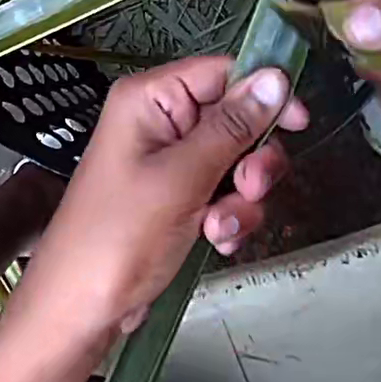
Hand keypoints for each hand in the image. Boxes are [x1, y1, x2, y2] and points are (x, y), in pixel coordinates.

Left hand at [6, 56, 308, 347]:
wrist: (82, 308)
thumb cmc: (120, 235)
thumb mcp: (182, 177)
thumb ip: (233, 127)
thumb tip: (276, 77)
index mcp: (150, 99)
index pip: (221, 72)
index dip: (263, 94)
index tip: (298, 123)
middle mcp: (161, 122)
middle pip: (236, 119)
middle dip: (251, 160)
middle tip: (248, 187)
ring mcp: (170, 161)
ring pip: (236, 161)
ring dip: (239, 198)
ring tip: (218, 226)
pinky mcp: (178, 196)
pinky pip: (222, 192)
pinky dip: (227, 216)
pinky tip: (214, 240)